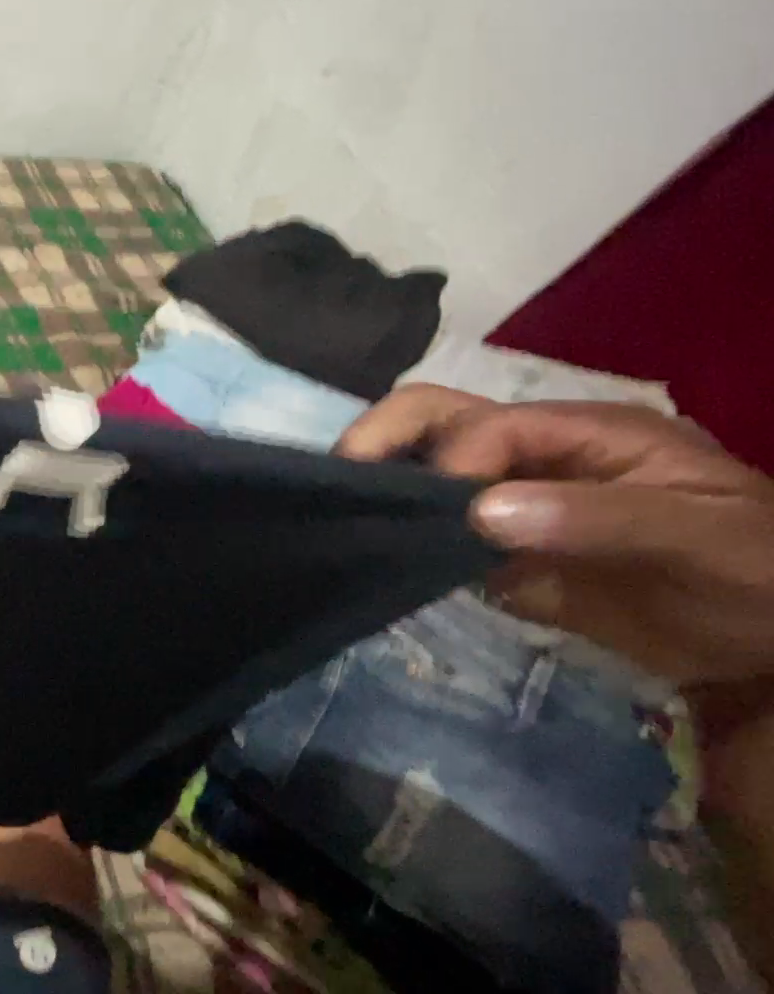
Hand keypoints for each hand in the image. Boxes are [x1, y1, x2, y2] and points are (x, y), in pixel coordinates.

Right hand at [339, 384, 773, 684]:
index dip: (455, 460)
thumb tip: (478, 512)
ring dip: (379, 485)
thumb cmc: (757, 575)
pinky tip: (378, 553)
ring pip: (417, 469)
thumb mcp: (704, 537)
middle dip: (380, 439)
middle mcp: (531, 454)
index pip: (484, 425)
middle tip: (340, 479)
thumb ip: (598, 517)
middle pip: (433, 419)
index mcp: (582, 433)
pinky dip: (397, 536)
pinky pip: (430, 533)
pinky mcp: (490, 552)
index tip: (457, 520)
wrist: (768, 653)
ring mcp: (505, 502)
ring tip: (346, 516)